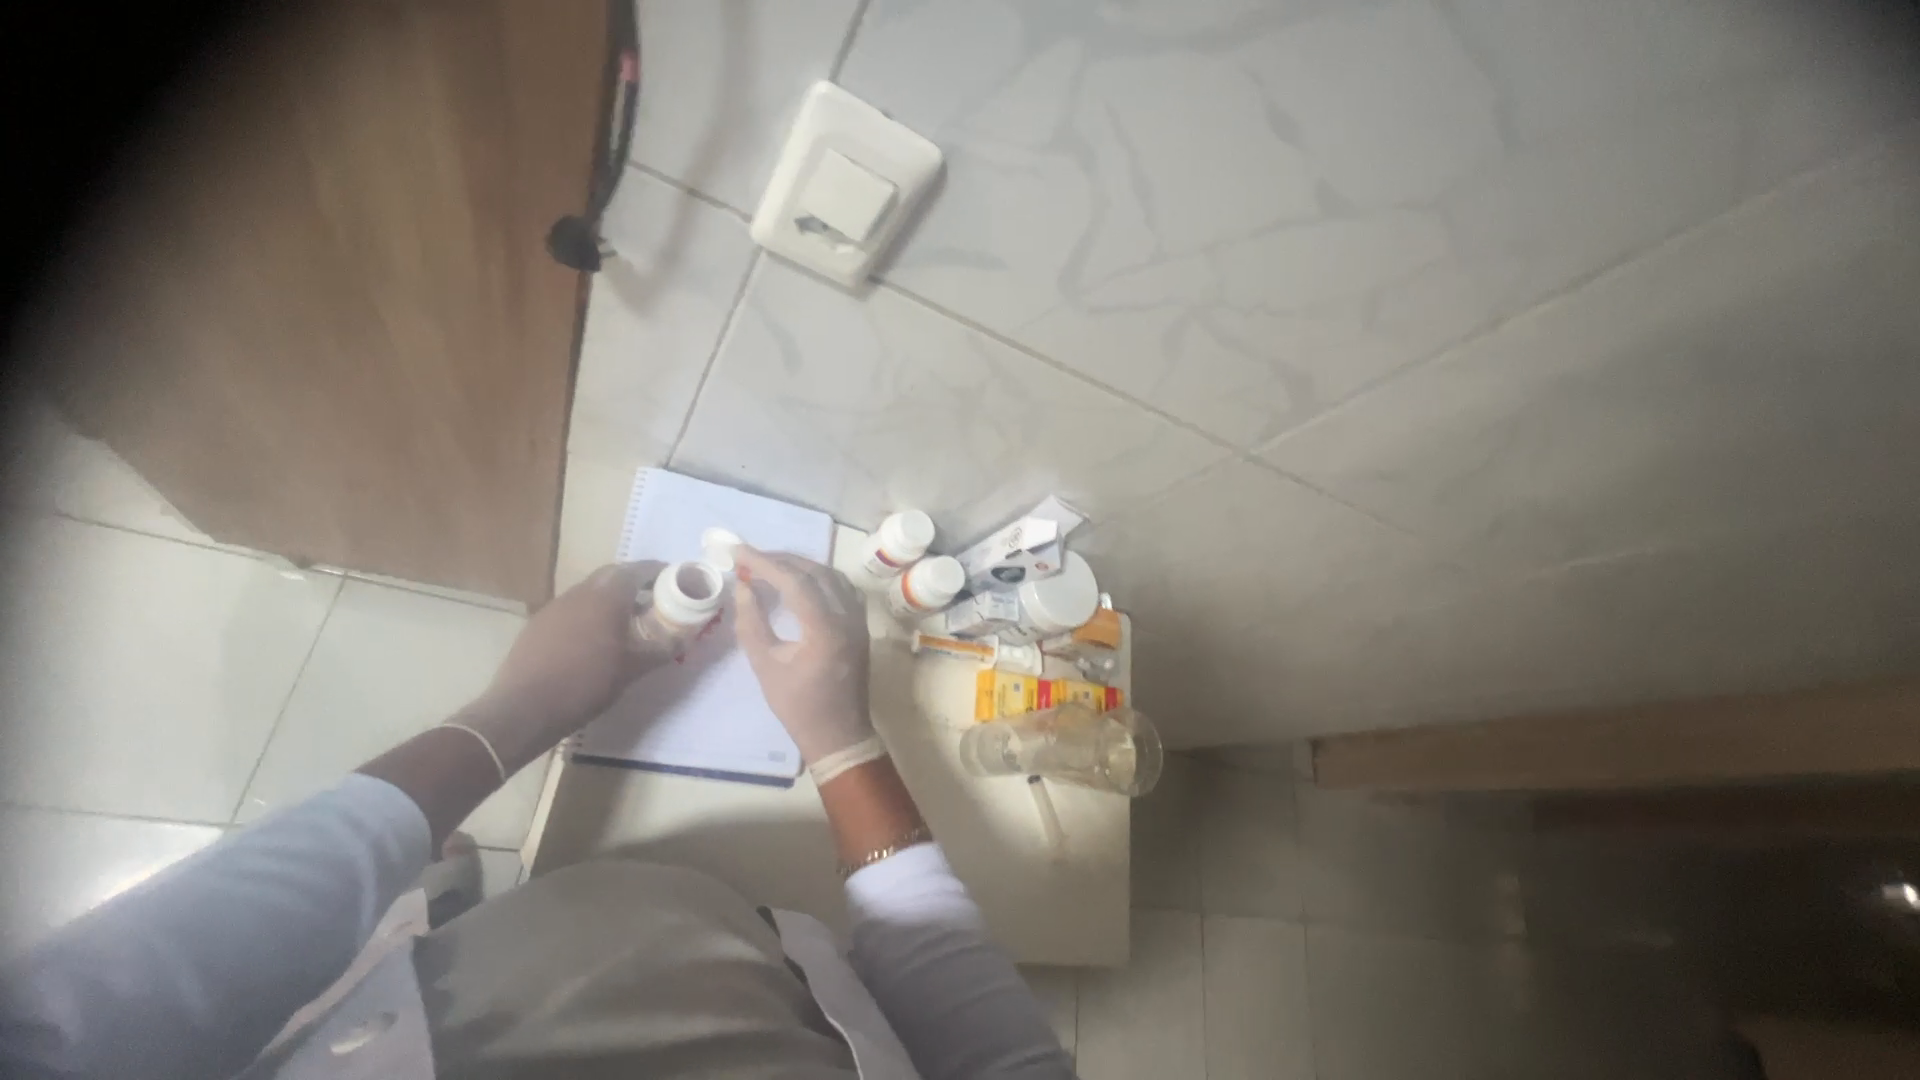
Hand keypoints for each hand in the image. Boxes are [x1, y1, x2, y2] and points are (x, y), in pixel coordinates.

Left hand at [479, 561, 664, 743]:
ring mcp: (555, 607)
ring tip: (627, 621)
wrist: (524, 709)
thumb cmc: (586, 683)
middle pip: (612, 575)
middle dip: (635, 582)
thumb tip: (688, 635)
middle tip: (654, 599)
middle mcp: (580, 593)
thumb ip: (663, 648)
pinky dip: (590, 614)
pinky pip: (572, 609)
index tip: (675, 579)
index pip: (638, 570)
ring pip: (590, 591)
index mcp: (606, 597)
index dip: (658, 571)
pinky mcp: (538, 624)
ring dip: (611, 599)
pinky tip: (594, 639)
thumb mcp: (634, 668)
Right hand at [732, 547, 873, 764]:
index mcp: (825, 629)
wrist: (838, 733)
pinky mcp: (862, 625)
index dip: (765, 562)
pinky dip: (821, 577)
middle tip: (751, 557)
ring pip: (833, 576)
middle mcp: (848, 617)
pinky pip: (844, 588)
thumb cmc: (797, 705)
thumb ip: (752, 622)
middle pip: (816, 572)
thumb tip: (744, 586)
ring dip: (803, 566)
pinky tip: (801, 580)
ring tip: (772, 565)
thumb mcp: (765, 665)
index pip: (795, 581)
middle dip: (782, 560)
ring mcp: (859, 620)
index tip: (739, 552)